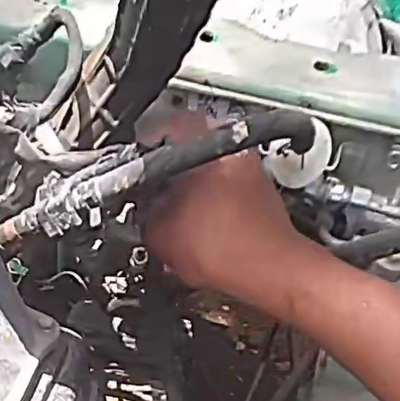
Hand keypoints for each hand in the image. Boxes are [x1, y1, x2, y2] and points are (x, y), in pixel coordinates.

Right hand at [140, 114, 328, 321]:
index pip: (157, 130)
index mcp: (203, 139)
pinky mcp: (258, 193)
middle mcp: (229, 145)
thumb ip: (143, 217)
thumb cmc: (228, 247)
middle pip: (183, 154)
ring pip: (204, 175)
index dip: (137, 156)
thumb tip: (138, 215)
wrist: (268, 270)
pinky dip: (207, 209)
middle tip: (151, 201)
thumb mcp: (162, 235)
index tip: (131, 173)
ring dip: (187, 195)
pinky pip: (222, 194)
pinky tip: (198, 233)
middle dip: (164, 179)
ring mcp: (248, 167)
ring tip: (175, 222)